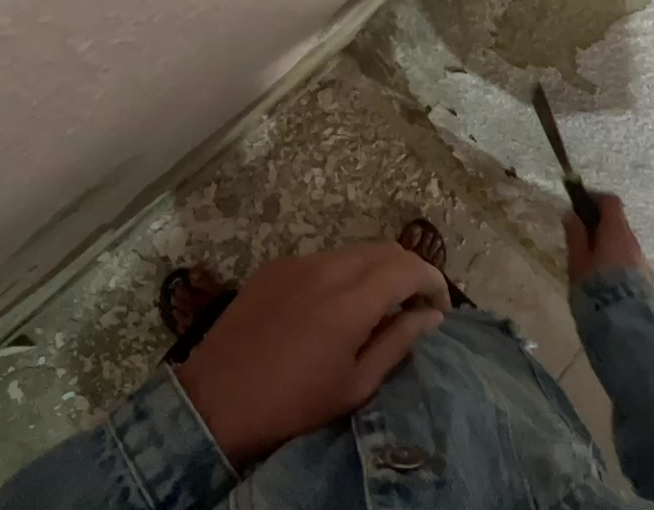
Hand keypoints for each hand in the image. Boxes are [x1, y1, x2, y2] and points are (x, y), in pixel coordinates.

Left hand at [173, 243, 449, 465]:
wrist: (214, 402)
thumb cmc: (292, 404)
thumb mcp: (355, 385)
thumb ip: (398, 342)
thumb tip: (430, 315)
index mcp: (352, 300)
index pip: (410, 266)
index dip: (434, 281)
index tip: (439, 309)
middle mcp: (328, 267)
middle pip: (386, 249)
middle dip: (409, 271)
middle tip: (414, 307)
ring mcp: (298, 261)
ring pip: (355, 250)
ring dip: (377, 270)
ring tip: (378, 306)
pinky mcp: (276, 265)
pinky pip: (324, 258)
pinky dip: (344, 272)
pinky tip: (335, 304)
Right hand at [562, 193, 646, 281]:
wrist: (625, 321)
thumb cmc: (596, 285)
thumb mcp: (578, 260)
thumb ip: (575, 235)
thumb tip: (570, 214)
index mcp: (615, 230)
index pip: (610, 201)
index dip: (594, 198)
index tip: (579, 205)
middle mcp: (631, 239)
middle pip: (617, 220)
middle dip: (598, 222)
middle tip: (579, 234)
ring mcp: (639, 256)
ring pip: (621, 238)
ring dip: (606, 239)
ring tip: (588, 257)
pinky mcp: (643, 273)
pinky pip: (626, 254)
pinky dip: (614, 254)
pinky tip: (602, 272)